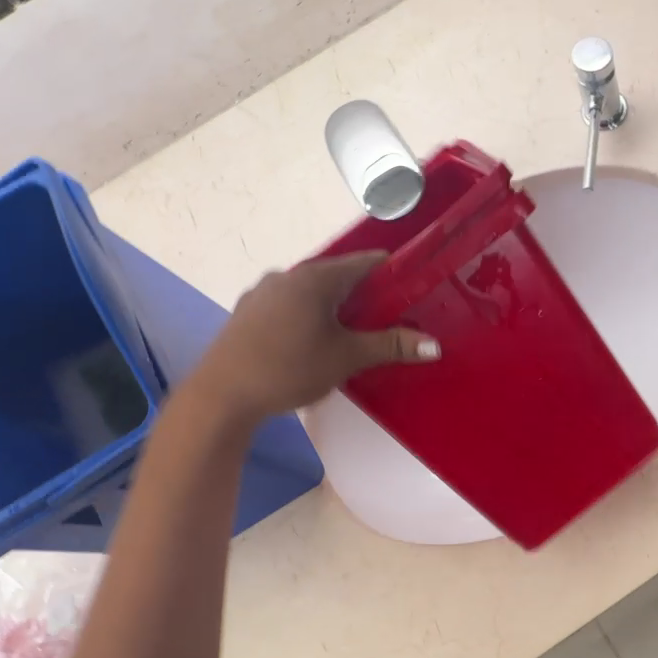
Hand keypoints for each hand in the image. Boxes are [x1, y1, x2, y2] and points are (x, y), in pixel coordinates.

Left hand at [183, 251, 436, 424]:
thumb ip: (391, 346)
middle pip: (338, 277)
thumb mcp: (348, 358)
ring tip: (356, 335)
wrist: (222, 395)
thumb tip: (434, 345)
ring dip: (337, 307)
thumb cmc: (290, 368)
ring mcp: (263, 292)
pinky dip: (311, 316)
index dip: (393, 273)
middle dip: (366, 295)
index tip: (413, 290)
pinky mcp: (248, 313)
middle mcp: (288, 275)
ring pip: (313, 292)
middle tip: (391, 320)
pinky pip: (291, 306)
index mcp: (315, 278)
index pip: (365, 262)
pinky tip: (317, 343)